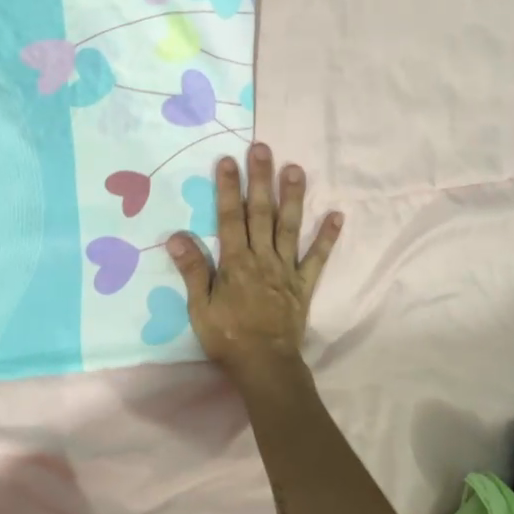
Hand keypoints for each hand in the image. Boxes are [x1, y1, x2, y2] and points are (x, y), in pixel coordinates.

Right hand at [167, 143, 341, 391]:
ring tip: (295, 168)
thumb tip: (177, 236)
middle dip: (260, 180)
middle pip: (261, 213)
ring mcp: (286, 270)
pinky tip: (337, 216)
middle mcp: (262, 259)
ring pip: (289, 227)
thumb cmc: (227, 338)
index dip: (228, 189)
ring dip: (293, 197)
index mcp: (235, 263)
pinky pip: (318, 258)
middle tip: (262, 148)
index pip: (230, 218)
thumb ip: (192, 270)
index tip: (227, 161)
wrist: (265, 365)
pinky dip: (327, 237)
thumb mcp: (199, 308)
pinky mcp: (303, 286)